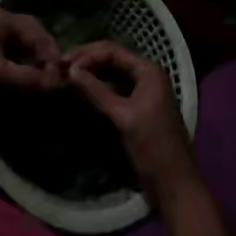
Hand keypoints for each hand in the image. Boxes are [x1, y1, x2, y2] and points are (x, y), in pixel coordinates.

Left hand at [0, 9, 63, 99]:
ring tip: (37, 77)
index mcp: (4, 19)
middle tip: (51, 74)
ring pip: (17, 40)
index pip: (38, 31)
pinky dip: (17, 58)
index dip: (50, 52)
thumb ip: (29, 78)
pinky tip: (19, 75)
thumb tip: (56, 83)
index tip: (59, 74)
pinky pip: (6, 46)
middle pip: (29, 32)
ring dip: (29, 57)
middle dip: (42, 52)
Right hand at [65, 42, 198, 200]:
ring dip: (92, 75)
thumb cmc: (152, 146)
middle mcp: (146, 74)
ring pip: (113, 75)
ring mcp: (143, 91)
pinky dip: (100, 90)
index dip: (87, 55)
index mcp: (148, 70)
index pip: (112, 51)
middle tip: (61, 66)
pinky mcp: (138, 107)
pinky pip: (116, 90)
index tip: (63, 63)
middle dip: (87, 61)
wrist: (174, 184)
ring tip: (67, 77)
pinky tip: (83, 92)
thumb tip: (72, 71)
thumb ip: (97, 92)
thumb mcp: (123, 117)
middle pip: (112, 59)